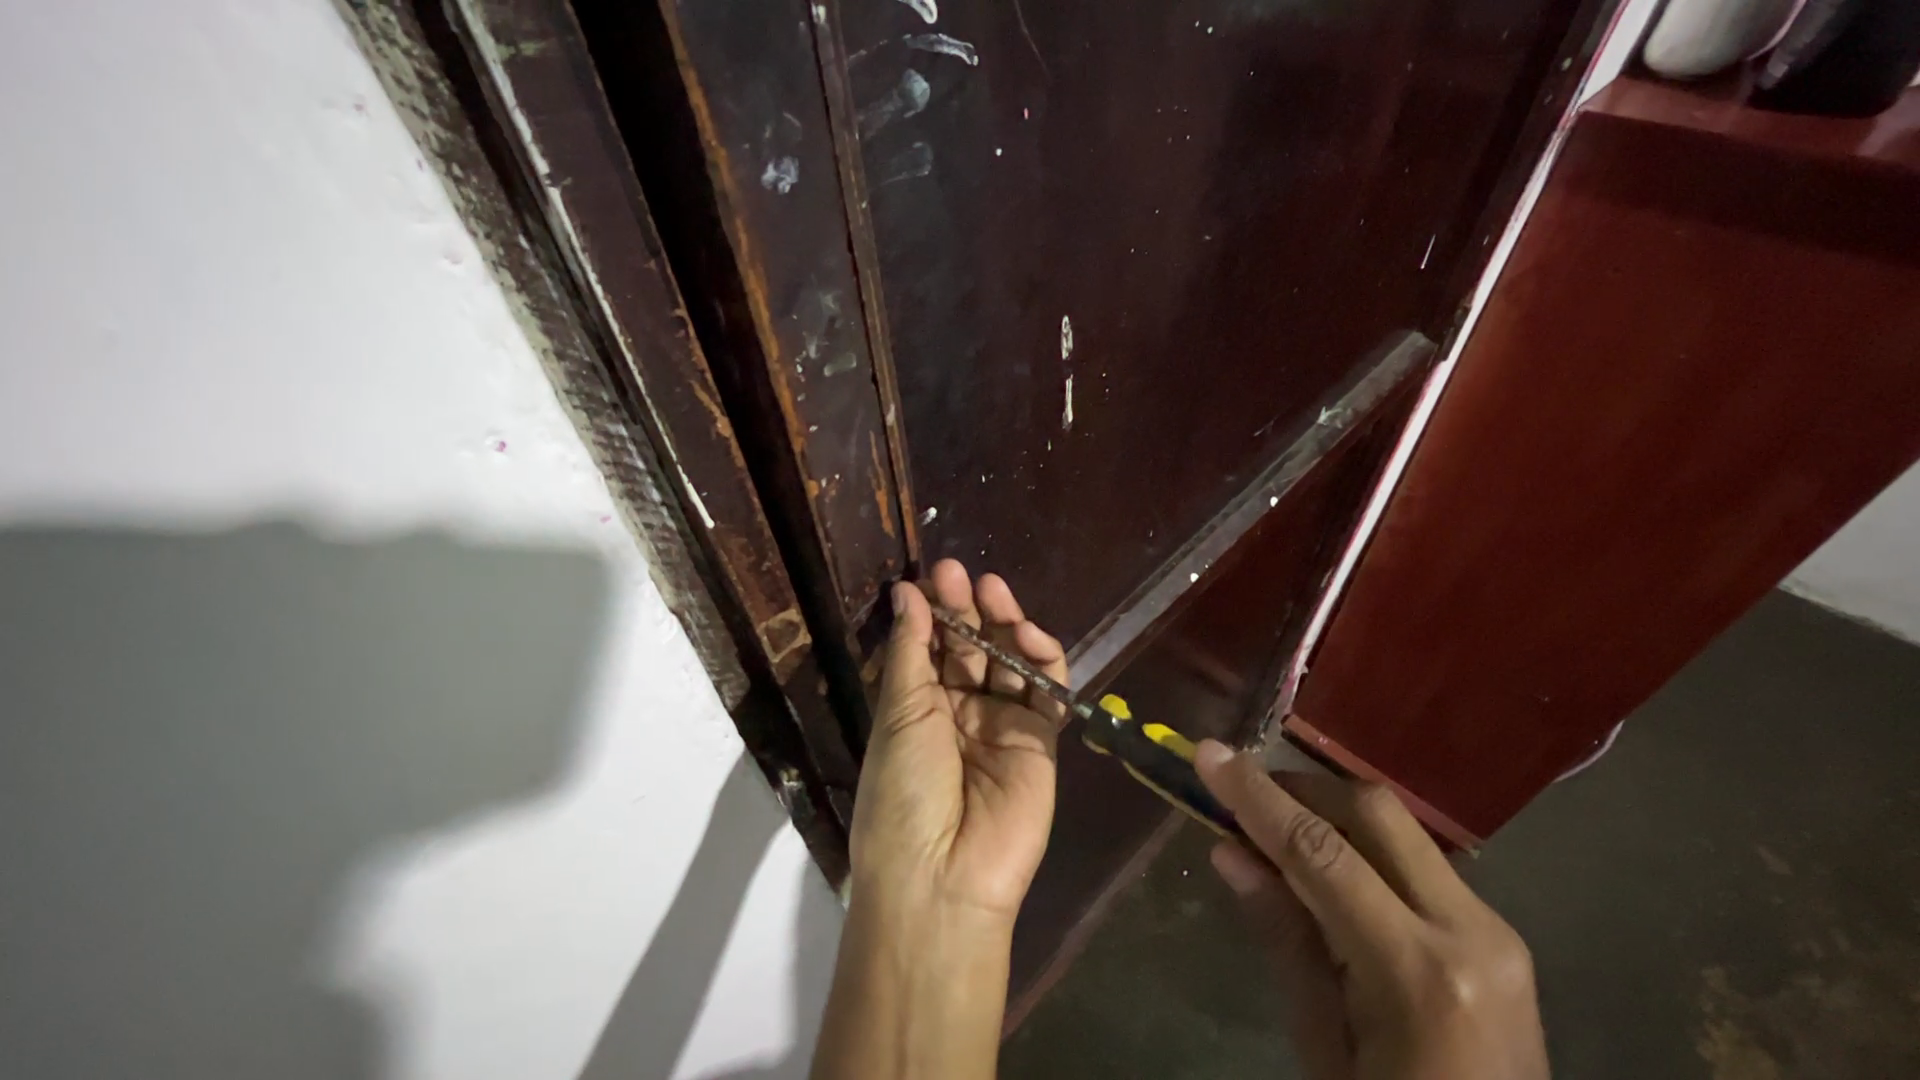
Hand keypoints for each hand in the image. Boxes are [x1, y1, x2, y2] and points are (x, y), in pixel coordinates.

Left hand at [811, 562, 1066, 1079]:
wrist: (943, 873)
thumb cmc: (904, 789)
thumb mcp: (899, 714)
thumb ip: (912, 651)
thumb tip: (906, 594)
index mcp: (916, 710)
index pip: (929, 648)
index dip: (932, 612)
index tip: (928, 576)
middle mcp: (959, 713)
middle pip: (969, 649)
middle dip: (965, 609)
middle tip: (958, 572)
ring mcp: (1002, 725)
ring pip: (1008, 661)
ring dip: (1002, 624)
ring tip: (992, 589)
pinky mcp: (1041, 740)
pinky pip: (1046, 690)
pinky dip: (1042, 658)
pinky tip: (1027, 632)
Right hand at [1194, 741, 1548, 1079]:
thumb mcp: (1321, 1045)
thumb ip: (1283, 937)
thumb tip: (1230, 852)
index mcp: (1416, 973)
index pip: (1319, 854)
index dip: (1256, 798)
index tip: (1209, 754)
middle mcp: (1469, 930)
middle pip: (1375, 814)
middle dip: (1301, 788)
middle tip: (1243, 793)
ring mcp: (1494, 929)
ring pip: (1401, 829)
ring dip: (1332, 812)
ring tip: (1274, 825)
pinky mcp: (1500, 934)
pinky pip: (1420, 863)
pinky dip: (1363, 847)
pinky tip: (1326, 867)